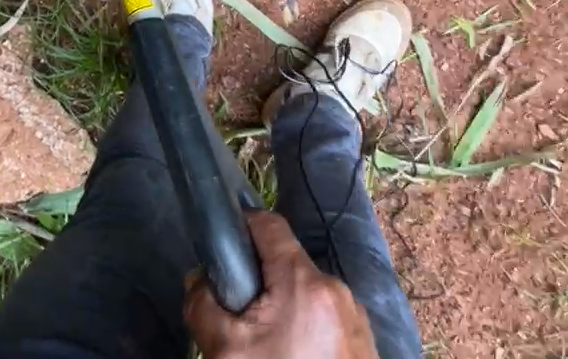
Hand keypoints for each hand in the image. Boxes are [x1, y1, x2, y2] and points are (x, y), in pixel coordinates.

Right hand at [185, 212, 377, 358]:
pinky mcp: (367, 349)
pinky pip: (327, 320)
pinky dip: (305, 328)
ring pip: (306, 292)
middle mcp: (338, 292)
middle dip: (259, 279)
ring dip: (282, 306)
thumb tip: (200, 279)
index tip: (221, 247)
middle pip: (286, 262)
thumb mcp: (225, 350)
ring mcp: (358, 322)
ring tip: (265, 344)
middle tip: (238, 313)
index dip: (239, 225)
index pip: (267, 223)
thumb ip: (202, 303)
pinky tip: (290, 358)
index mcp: (305, 283)